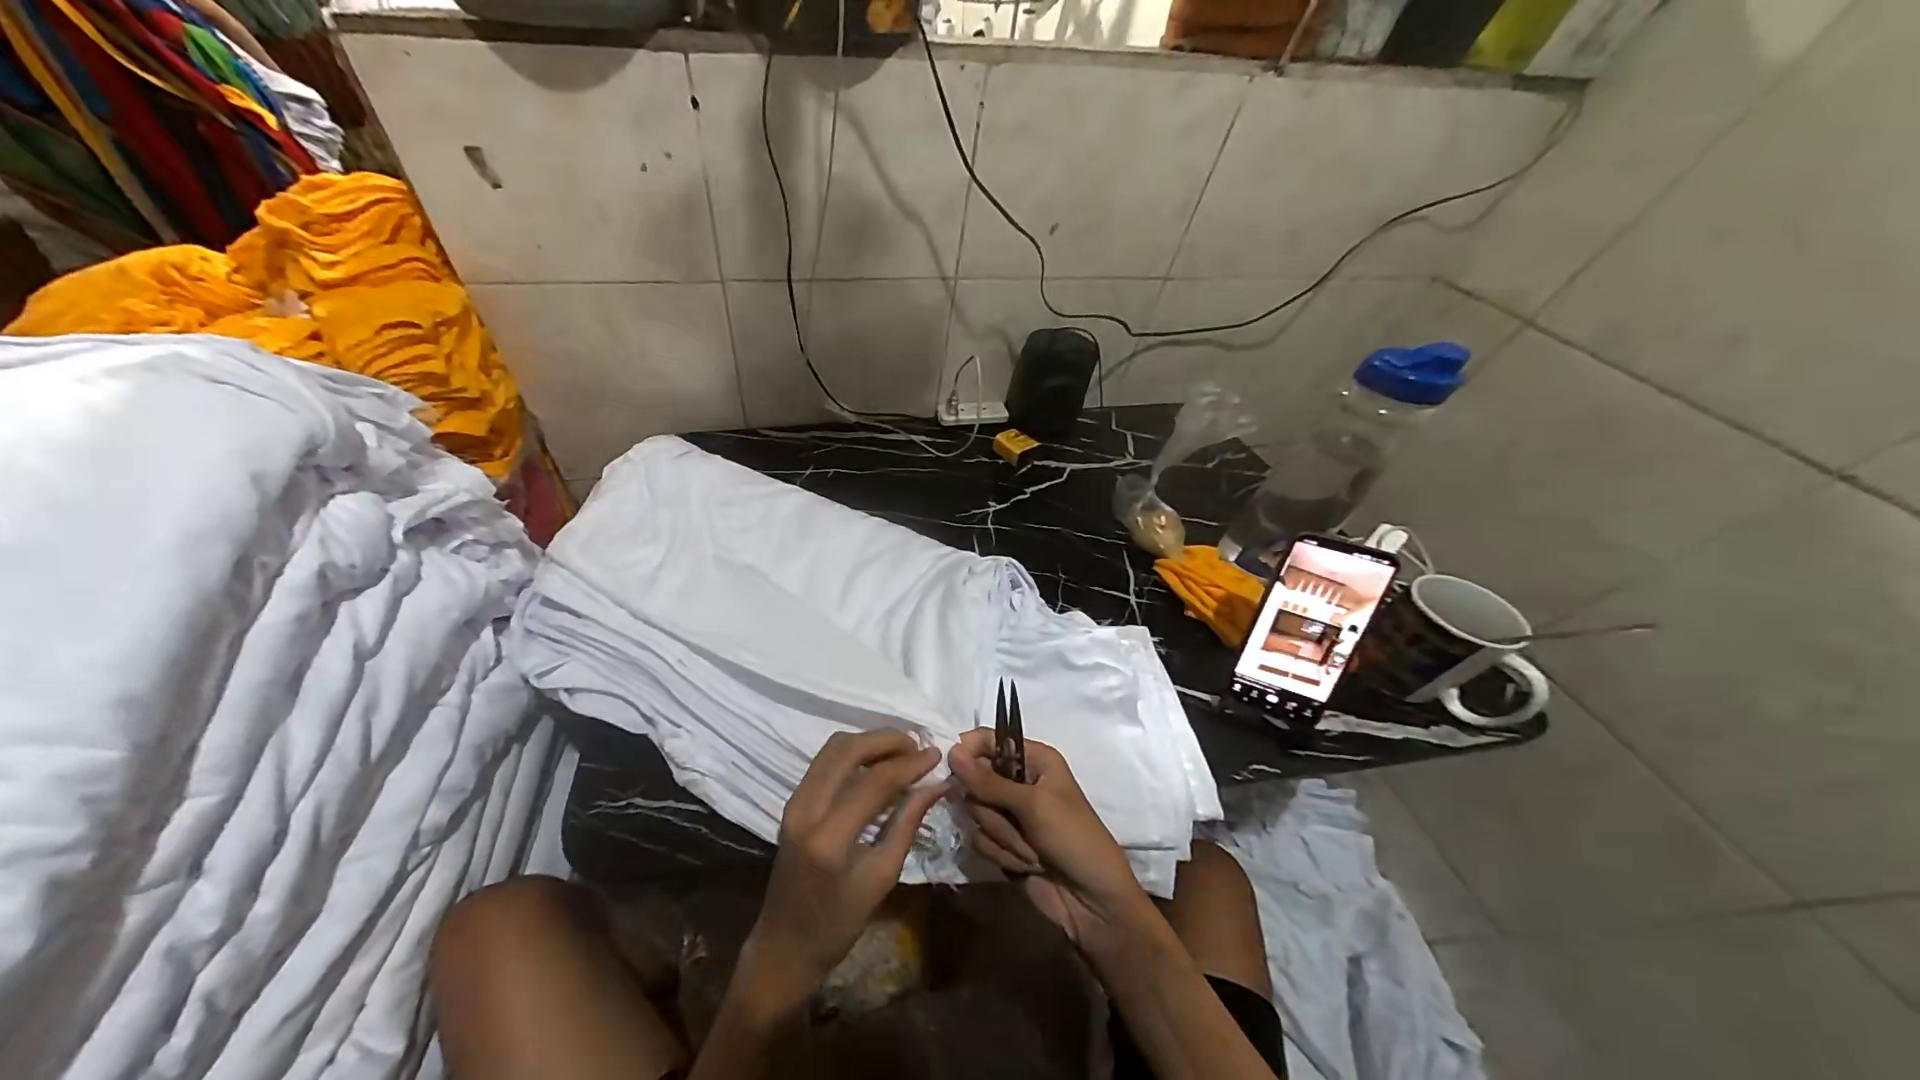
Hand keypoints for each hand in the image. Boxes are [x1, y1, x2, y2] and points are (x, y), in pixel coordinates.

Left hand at [735, 729, 943, 1013]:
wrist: (784, 944)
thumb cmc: (838, 923)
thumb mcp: (882, 876)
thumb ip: (907, 823)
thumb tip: (937, 784)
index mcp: (829, 838)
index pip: (874, 782)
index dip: (909, 763)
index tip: (936, 755)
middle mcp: (805, 810)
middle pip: (847, 750)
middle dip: (887, 740)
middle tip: (918, 746)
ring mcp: (794, 802)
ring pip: (833, 747)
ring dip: (869, 741)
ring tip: (902, 751)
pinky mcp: (792, 801)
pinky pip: (824, 761)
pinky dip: (854, 753)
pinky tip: (878, 764)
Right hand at [948, 730, 1159, 961]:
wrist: (1091, 901)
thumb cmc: (1073, 838)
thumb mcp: (1033, 804)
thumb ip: (989, 781)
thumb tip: (952, 752)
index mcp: (1035, 760)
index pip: (990, 740)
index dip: (970, 750)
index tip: (955, 765)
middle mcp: (1020, 782)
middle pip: (976, 780)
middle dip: (992, 808)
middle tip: (1016, 821)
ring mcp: (1011, 815)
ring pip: (976, 813)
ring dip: (1001, 836)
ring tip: (1031, 851)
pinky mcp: (1004, 844)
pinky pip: (980, 839)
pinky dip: (1001, 854)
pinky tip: (1025, 866)